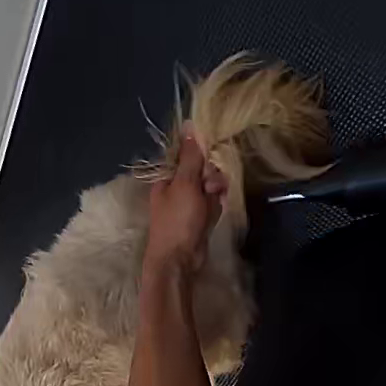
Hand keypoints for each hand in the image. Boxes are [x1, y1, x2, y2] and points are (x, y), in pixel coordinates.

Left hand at [145, 127, 227, 276]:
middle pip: (202, 171)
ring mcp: (189, 204)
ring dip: (216, 193)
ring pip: (210, 188)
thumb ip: (190, 157)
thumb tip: (189, 125)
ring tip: (214, 203)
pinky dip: (216, 207)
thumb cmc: (178, 220)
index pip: (189, 156)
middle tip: (211, 189)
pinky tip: (217, 212)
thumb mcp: (185, 184)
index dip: (202, 158)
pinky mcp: (200, 219)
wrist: (178, 260)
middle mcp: (177, 188)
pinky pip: (213, 204)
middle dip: (211, 178)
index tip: (210, 164)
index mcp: (167, 176)